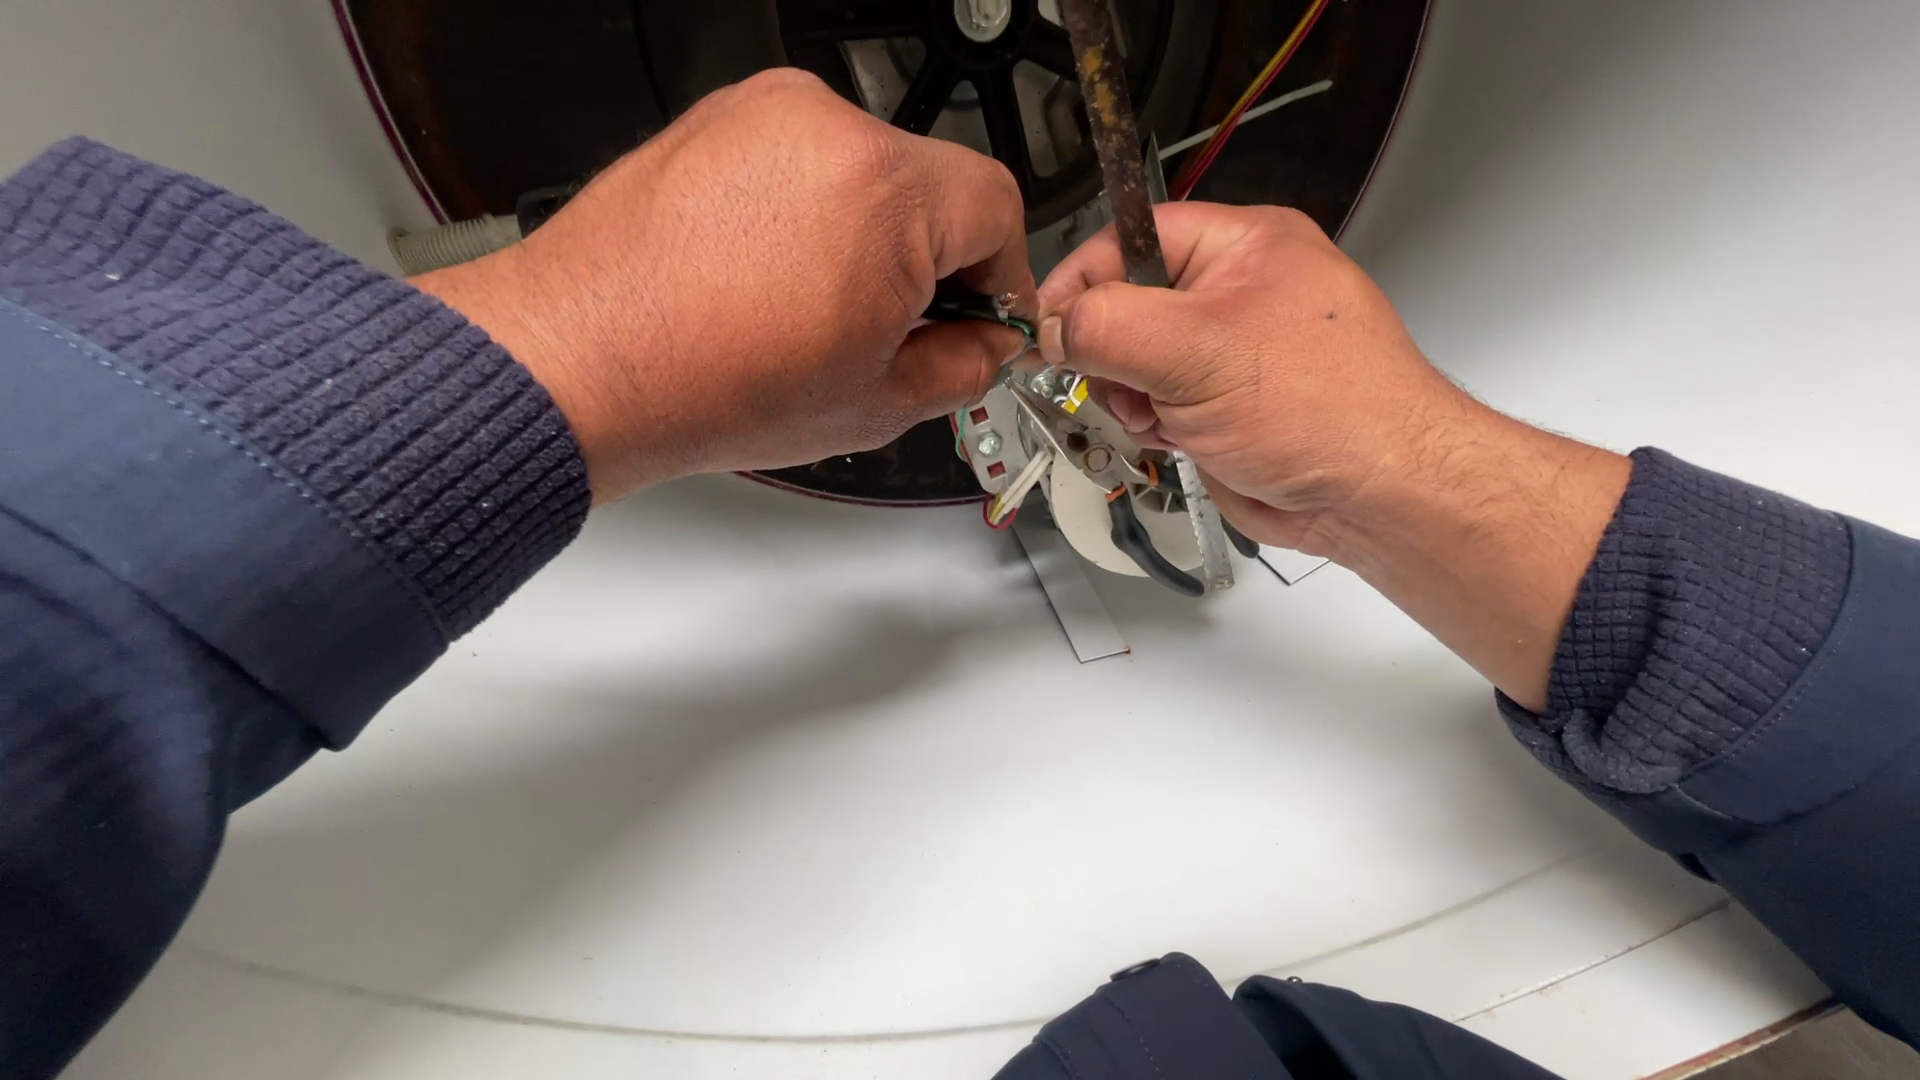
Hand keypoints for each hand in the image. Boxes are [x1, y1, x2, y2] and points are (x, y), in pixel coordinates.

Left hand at [415, 68, 1033, 500]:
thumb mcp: (876, 404)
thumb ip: (962, 368)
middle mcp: (827, 127)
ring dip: (874, 242)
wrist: (580, 364)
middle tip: (902, 332)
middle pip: (935, 187)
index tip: (981, 318)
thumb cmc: (705, 383)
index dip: (1001, 275)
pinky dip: (817, 219)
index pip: (998, 206)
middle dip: (935, 264)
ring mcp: (765, 115)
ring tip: (822, 316)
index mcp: (885, 192)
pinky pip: (808, 165)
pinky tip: (780, 284)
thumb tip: (986, 346)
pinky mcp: (722, 123)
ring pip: (871, 176)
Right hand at [1037, 202, 1477, 552]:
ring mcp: (1224, 350)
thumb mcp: (1197, 351)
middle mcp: (1231, 292)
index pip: (1131, 239)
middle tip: (1121, 384)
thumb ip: (1108, 325)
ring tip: (1159, 417)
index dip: (1081, 279)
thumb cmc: (1317, 410)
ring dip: (1130, 395)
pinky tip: (1175, 436)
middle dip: (1110, 352)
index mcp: (1240, 246)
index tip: (1046, 328)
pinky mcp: (1217, 401)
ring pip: (1133, 359)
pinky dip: (1150, 422)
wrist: (1371, 495)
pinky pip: (1152, 400)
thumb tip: (1051, 325)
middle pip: (1125, 303)